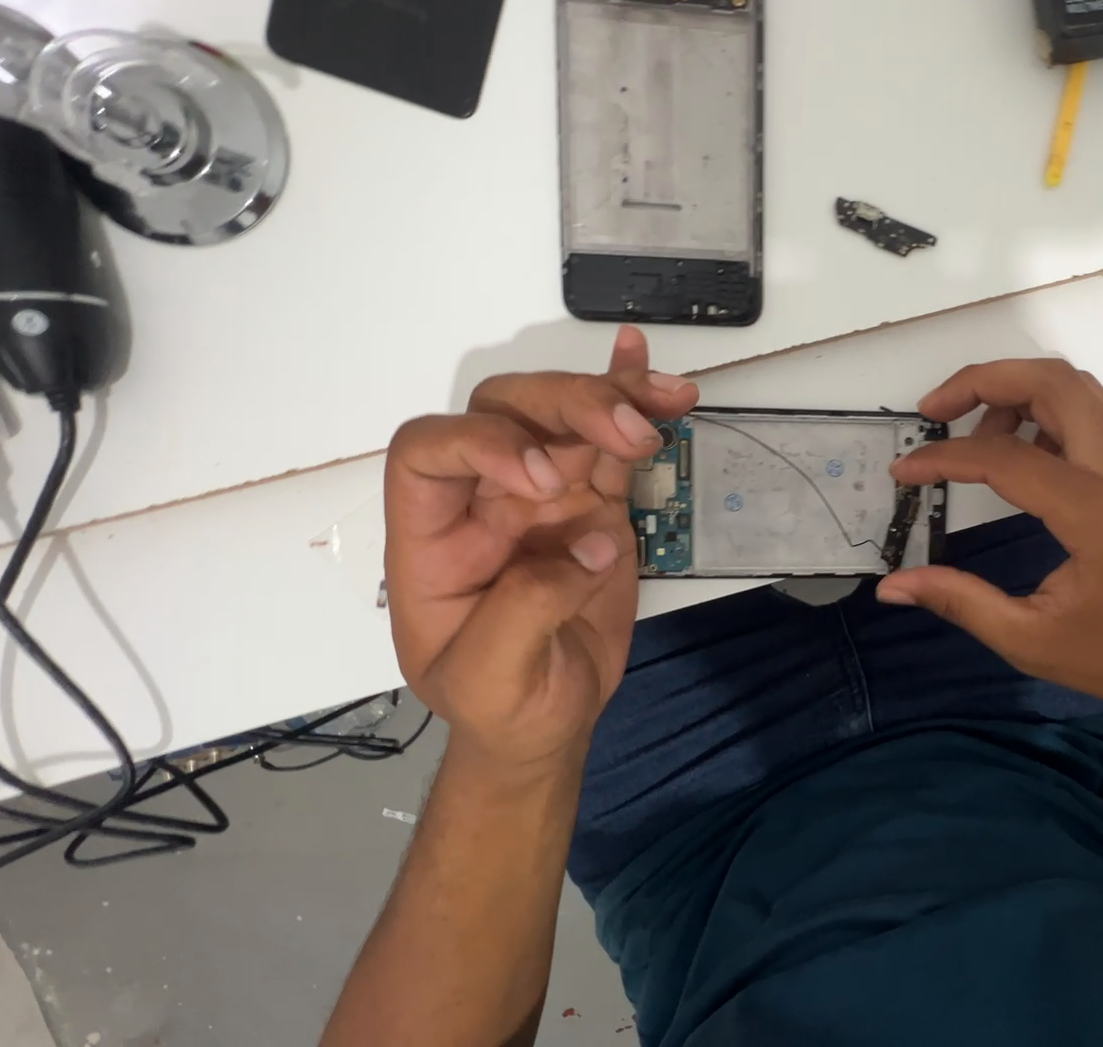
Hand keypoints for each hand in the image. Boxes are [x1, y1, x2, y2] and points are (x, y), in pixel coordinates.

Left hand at [383, 326, 698, 771]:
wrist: (548, 721)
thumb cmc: (502, 707)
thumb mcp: (492, 680)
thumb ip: (524, 610)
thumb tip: (592, 540)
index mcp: (435, 537)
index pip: (430, 453)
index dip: (482, 443)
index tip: (544, 483)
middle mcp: (486, 501)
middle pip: (508, 411)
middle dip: (568, 406)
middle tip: (631, 435)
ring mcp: (546, 498)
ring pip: (567, 416)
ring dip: (617, 397)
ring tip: (672, 399)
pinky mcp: (595, 506)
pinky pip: (610, 447)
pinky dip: (634, 405)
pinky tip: (660, 380)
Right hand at [877, 360, 1102, 728]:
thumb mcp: (1030, 641)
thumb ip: (959, 601)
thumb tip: (892, 586)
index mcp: (1097, 512)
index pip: (1004, 456)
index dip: (943, 458)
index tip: (903, 472)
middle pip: (1053, 381)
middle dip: (985, 380)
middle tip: (935, 409)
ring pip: (1080, 389)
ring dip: (1021, 390)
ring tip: (975, 434)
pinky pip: (1096, 416)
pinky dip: (1050, 412)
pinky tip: (1022, 455)